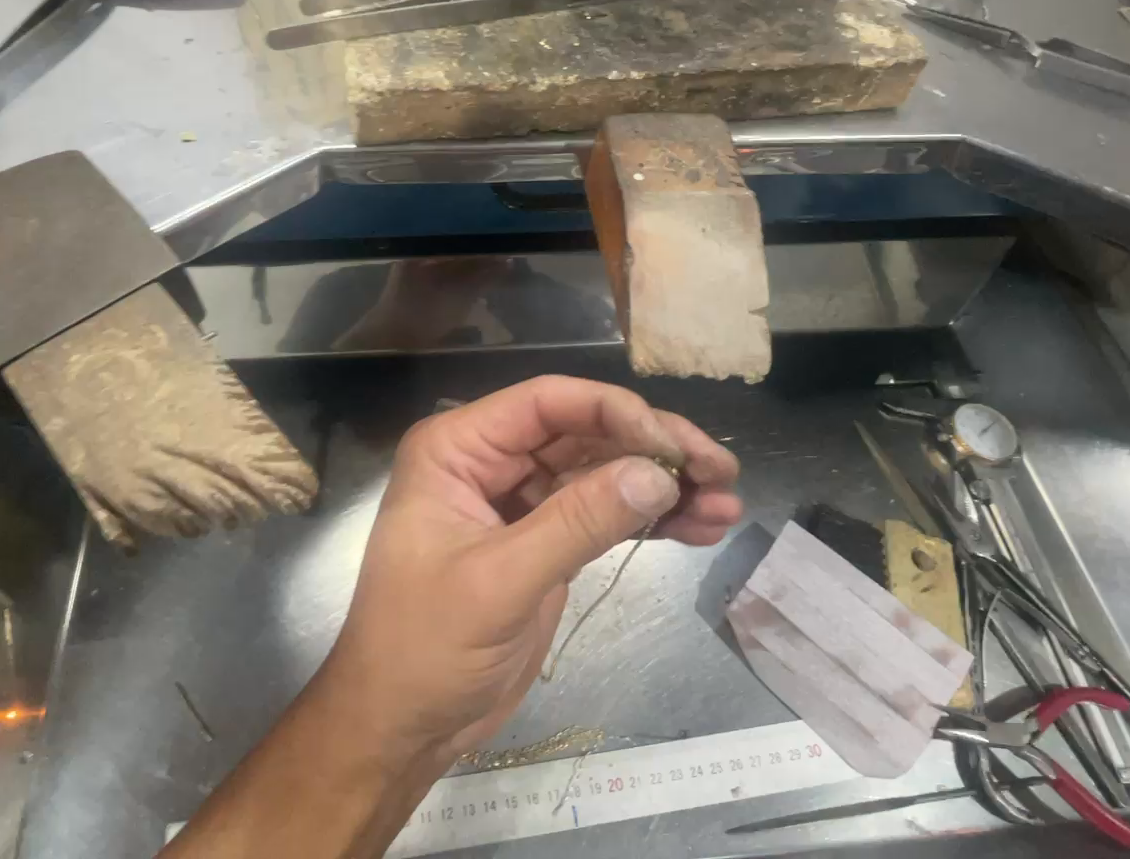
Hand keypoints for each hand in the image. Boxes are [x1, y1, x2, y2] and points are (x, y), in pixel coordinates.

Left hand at [316, 375, 743, 767]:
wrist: (404, 724)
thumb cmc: (425, 647)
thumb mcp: (499, 582)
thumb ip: (577, 522)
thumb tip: (657, 474)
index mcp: (458, 449)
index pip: (547, 404)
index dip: (616, 411)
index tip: (673, 448)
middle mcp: (490, 462)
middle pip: (584, 432)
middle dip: (652, 449)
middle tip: (720, 470)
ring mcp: (520, 502)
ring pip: (602, 472)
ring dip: (662, 486)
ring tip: (725, 504)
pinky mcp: (544, 541)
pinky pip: (603, 515)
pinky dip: (649, 521)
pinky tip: (699, 528)